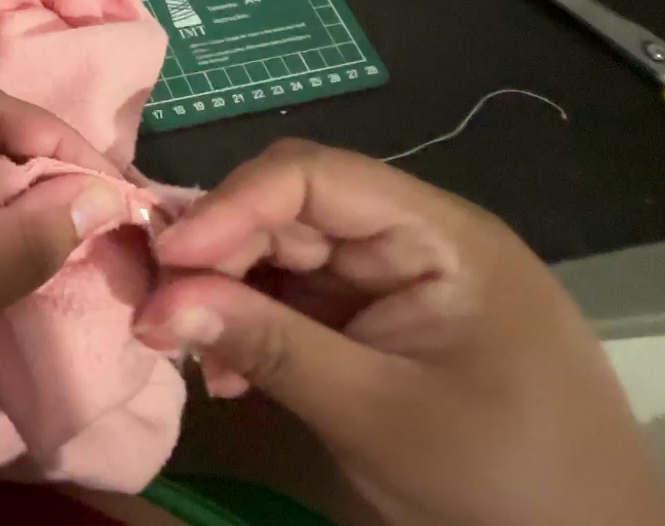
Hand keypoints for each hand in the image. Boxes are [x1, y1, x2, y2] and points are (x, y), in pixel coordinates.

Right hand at [133, 140, 664, 525]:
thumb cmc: (509, 487)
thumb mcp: (378, 416)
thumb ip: (266, 347)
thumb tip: (155, 305)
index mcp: (437, 235)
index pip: (311, 177)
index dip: (230, 205)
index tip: (168, 257)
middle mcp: (403, 237)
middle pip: (279, 211)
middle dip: (214, 257)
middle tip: (160, 311)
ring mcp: (380, 277)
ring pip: (268, 253)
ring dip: (220, 296)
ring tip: (188, 350)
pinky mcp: (360, 315)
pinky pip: (280, 298)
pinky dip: (242, 326)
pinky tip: (225, 374)